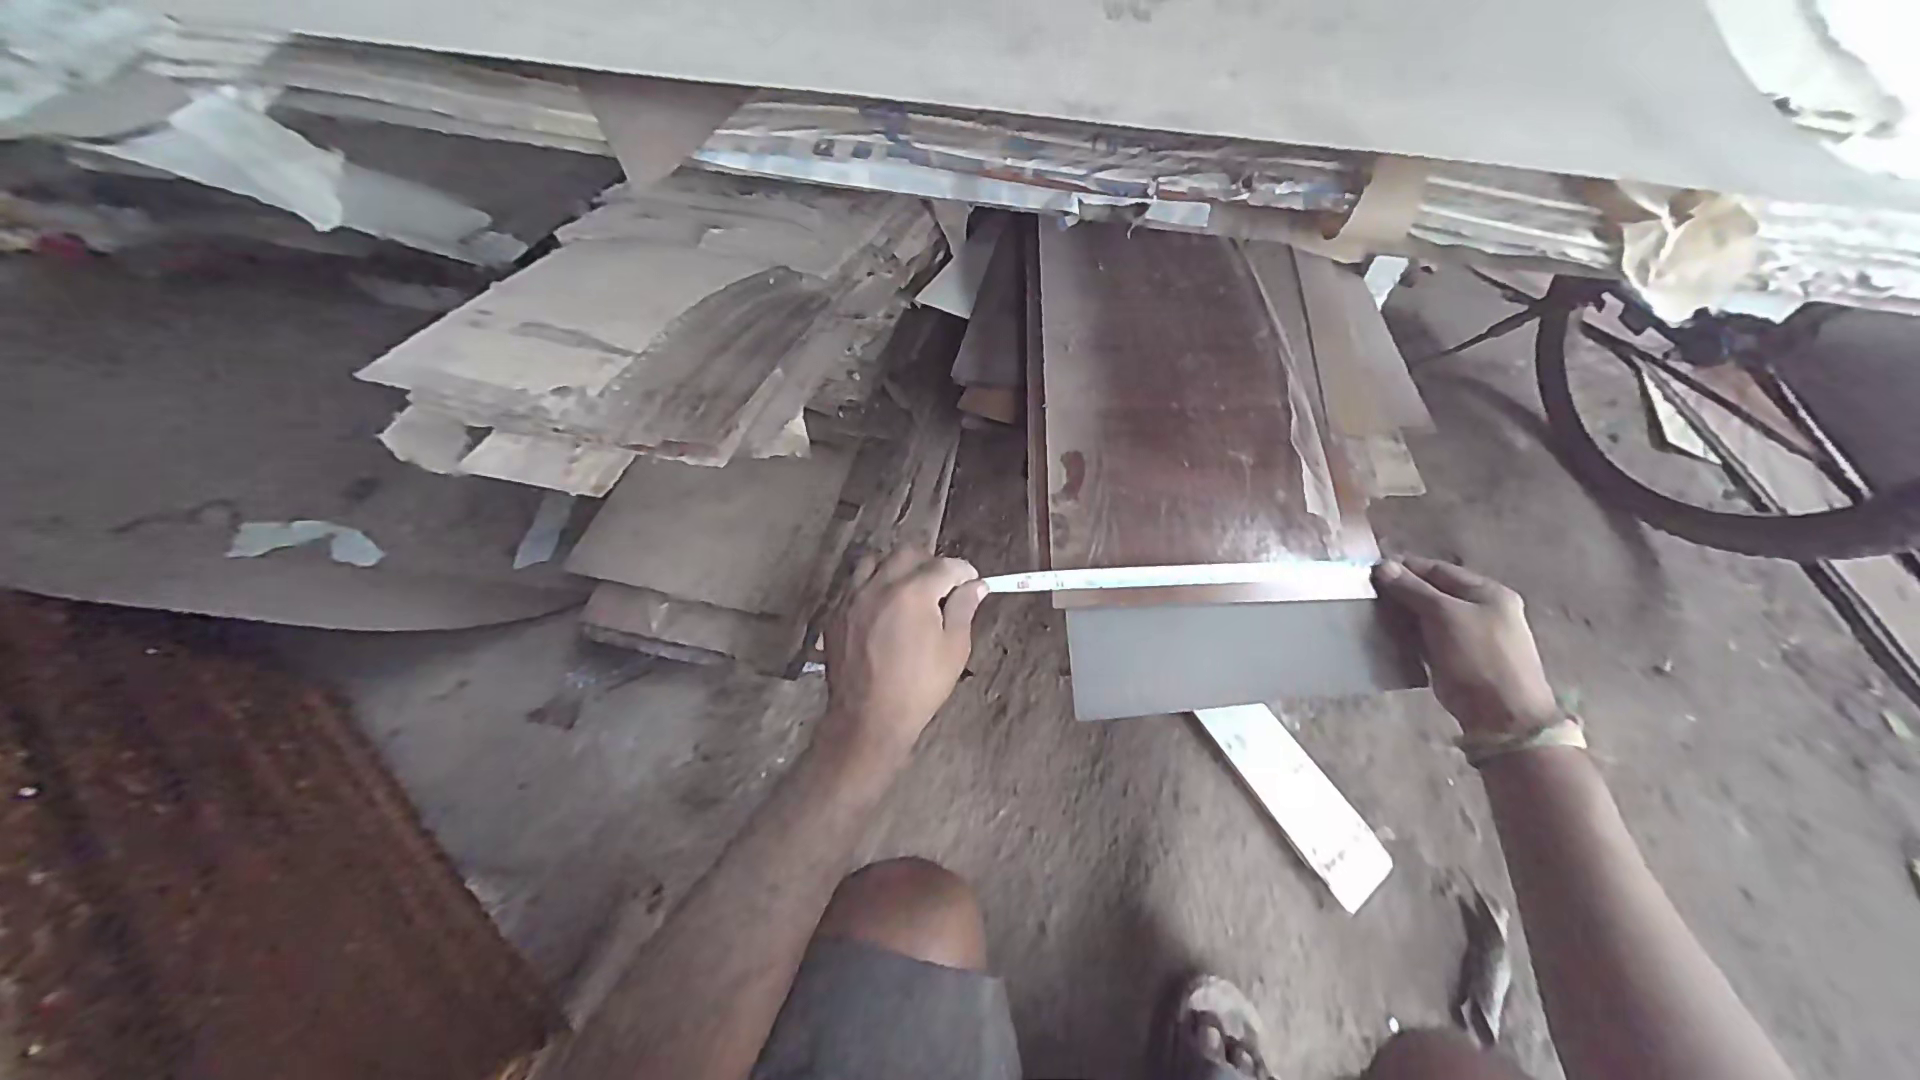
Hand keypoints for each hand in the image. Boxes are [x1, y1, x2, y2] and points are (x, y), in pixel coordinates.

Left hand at [820, 545, 987, 769]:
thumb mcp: (953, 649)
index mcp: (913, 592)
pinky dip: (871, 586)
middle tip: (942, 585)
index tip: (971, 582)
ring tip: (907, 590)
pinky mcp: (836, 614)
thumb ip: (963, 609)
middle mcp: (879, 586)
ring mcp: (852, 598)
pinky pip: (854, 585)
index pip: (945, 565)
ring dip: (896, 568)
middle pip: (908, 553)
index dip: (964, 571)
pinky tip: (882, 609)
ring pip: (875, 561)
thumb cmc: (919, 687)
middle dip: (930, 562)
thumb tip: (975, 585)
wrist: (868, 719)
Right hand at [1373, 557, 1559, 736]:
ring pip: (1424, 615)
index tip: (1371, 571)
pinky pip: (1423, 636)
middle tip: (1366, 593)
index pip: (1438, 570)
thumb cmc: (1478, 655)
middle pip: (1430, 591)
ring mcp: (1465, 634)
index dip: (1405, 568)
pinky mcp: (1451, 655)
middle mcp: (1478, 609)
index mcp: (1486, 592)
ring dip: (1399, 613)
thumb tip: (1383, 566)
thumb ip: (1412, 589)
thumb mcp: (1445, 614)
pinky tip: (1384, 633)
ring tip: (1370, 612)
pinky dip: (1404, 633)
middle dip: (1399, 591)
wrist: (1499, 712)